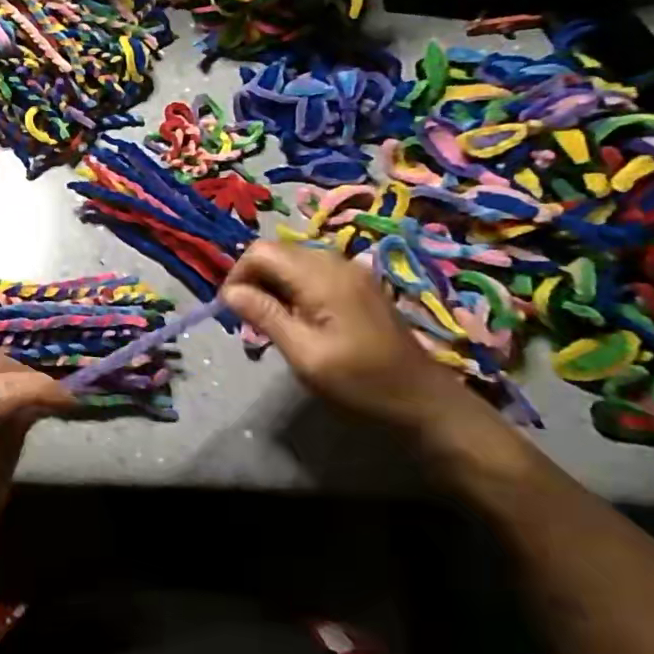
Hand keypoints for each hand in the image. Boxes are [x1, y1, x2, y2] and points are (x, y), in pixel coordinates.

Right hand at [220, 241, 475, 434]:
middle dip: (253, 279)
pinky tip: (297, 318)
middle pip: (276, 251)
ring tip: (270, 320)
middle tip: (249, 319)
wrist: (425, 401)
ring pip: (292, 260)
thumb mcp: (305, 355)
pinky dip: (293, 287)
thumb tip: (229, 292)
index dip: (238, 274)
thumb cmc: (362, 383)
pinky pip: (312, 271)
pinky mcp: (357, 283)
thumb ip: (266, 317)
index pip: (261, 251)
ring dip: (272, 284)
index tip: (231, 309)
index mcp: (323, 277)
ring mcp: (351, 271)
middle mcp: (336, 263)